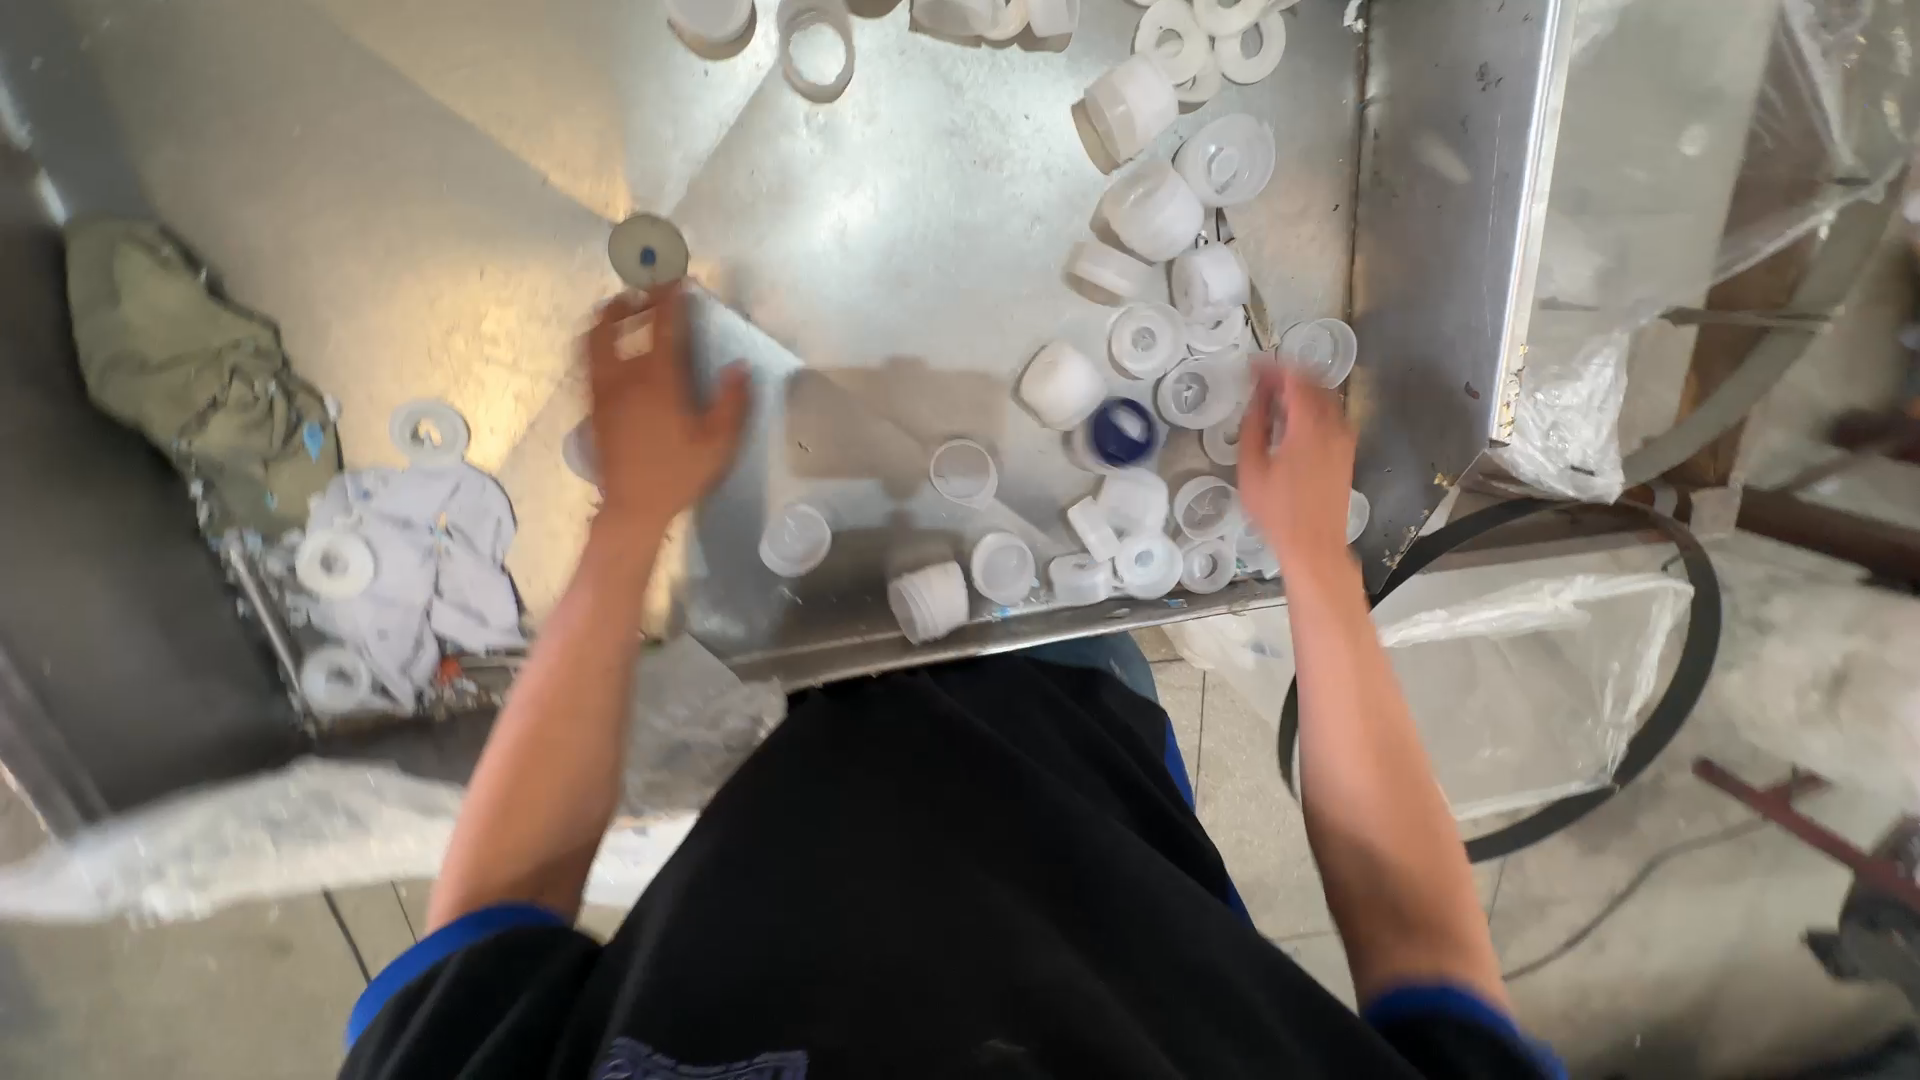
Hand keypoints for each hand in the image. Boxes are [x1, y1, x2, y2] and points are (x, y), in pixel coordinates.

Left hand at [585, 284, 751, 529]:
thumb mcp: (718, 443)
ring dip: (605, 318)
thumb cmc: (679, 474)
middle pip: (614, 323)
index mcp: (658, 381)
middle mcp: (623, 378)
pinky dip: (597, 344)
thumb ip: (731, 402)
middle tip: (644, 290)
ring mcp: (602, 391)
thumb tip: (738, 368)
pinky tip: (610, 350)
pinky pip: (587, 362)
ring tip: (619, 309)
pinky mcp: (592, 407)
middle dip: (628, 300)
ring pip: (592, 340)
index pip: (662, 326)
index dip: (671, 298)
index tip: (679, 281)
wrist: (633, 505)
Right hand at [1237, 364, 1356, 571]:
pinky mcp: (1346, 453)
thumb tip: (1256, 402)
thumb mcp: (1252, 469)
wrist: (1314, 544)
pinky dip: (1313, 408)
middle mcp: (1333, 427)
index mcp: (1308, 427)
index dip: (1274, 367)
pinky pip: (1332, 417)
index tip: (1254, 365)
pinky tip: (1295, 420)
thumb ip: (1253, 428)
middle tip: (1263, 377)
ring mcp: (1344, 440)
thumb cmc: (1278, 512)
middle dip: (1289, 375)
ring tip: (1276, 396)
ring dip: (1302, 391)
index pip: (1295, 380)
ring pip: (1327, 400)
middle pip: (1315, 384)